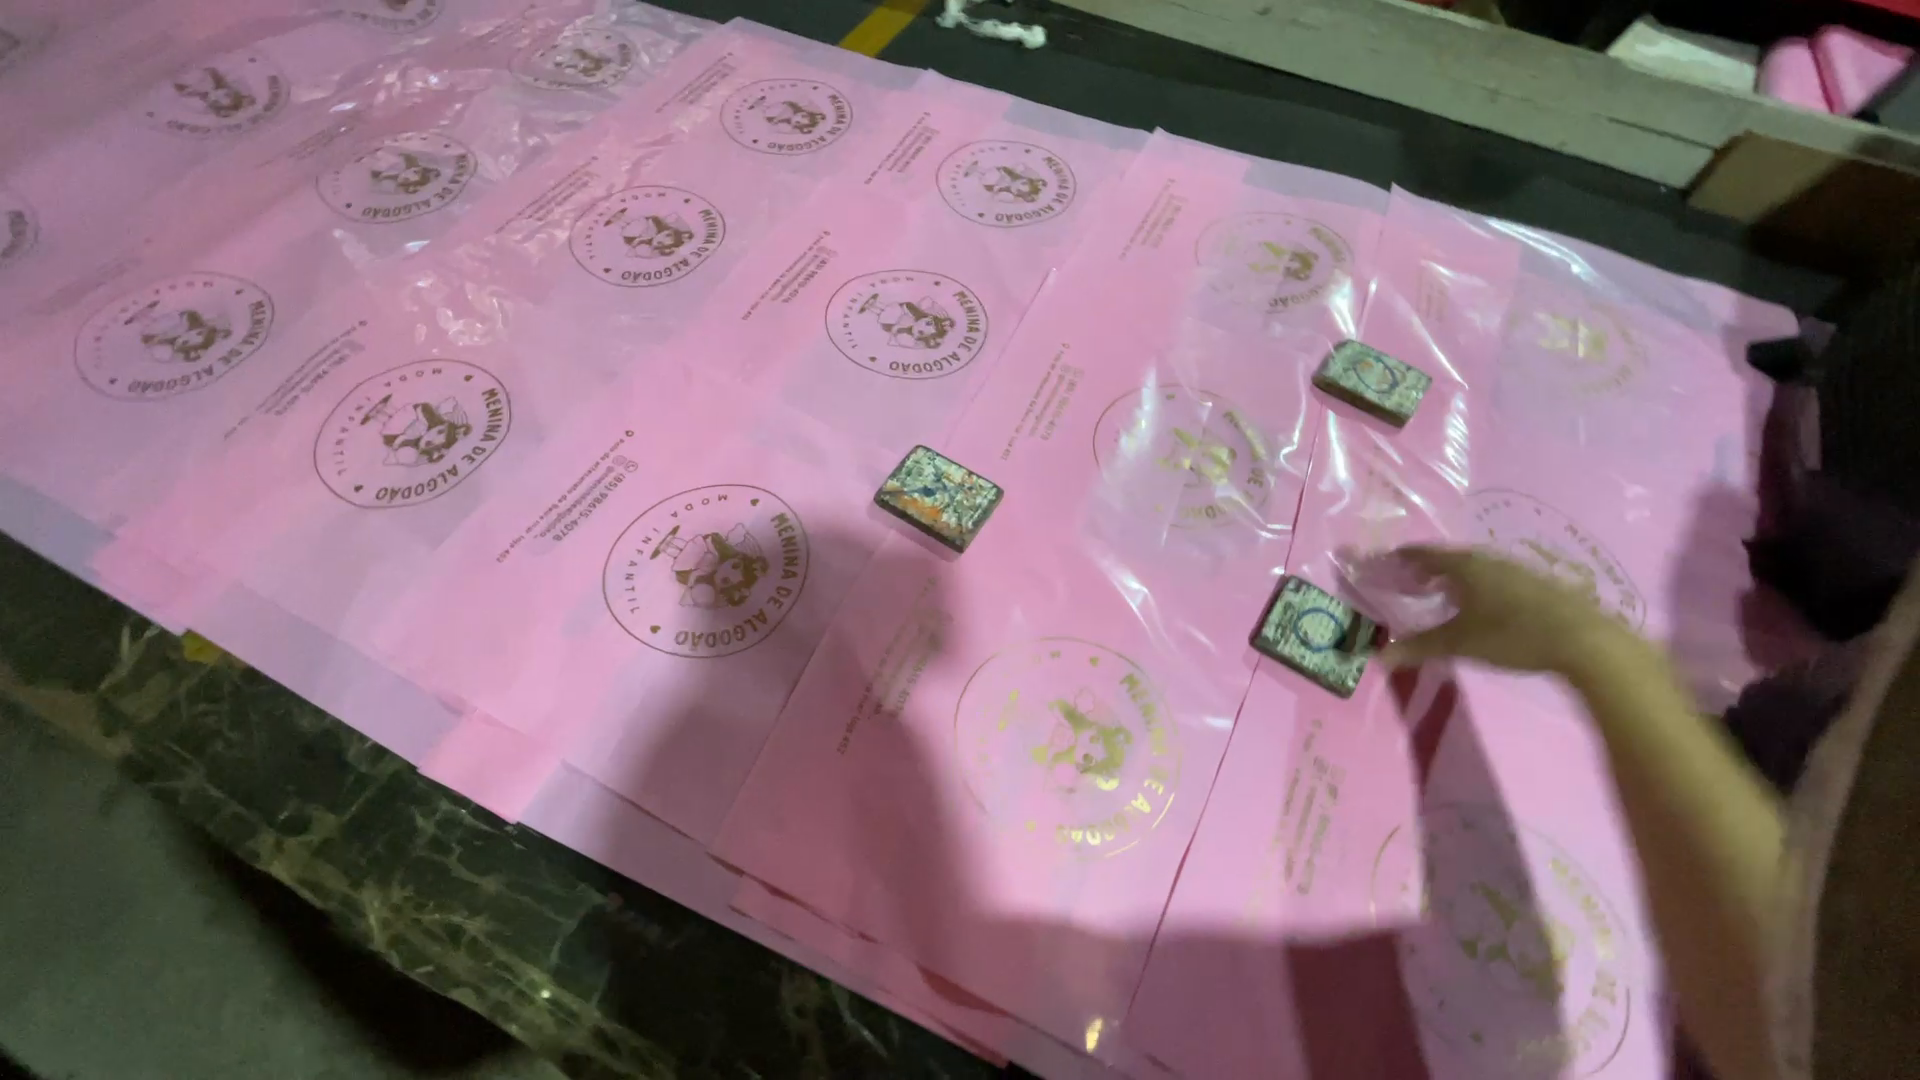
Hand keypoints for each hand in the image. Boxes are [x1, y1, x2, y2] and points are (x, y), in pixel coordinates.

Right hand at [1377, 545, 1633, 675]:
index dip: (1402, 558)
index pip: (1423, 553)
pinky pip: (1497, 578)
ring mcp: (1519, 570)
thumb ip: (1418, 647)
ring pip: (1476, 567)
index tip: (1385, 564)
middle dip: (1427, 568)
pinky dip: (1479, 586)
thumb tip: (1377, 658)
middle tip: (1410, 583)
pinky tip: (1482, 607)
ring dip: (1455, 578)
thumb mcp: (1459, 643)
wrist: (1588, 642)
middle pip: (1450, 558)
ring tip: (1442, 595)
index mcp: (1465, 565)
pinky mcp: (1540, 585)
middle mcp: (1490, 559)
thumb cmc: (1512, 635)